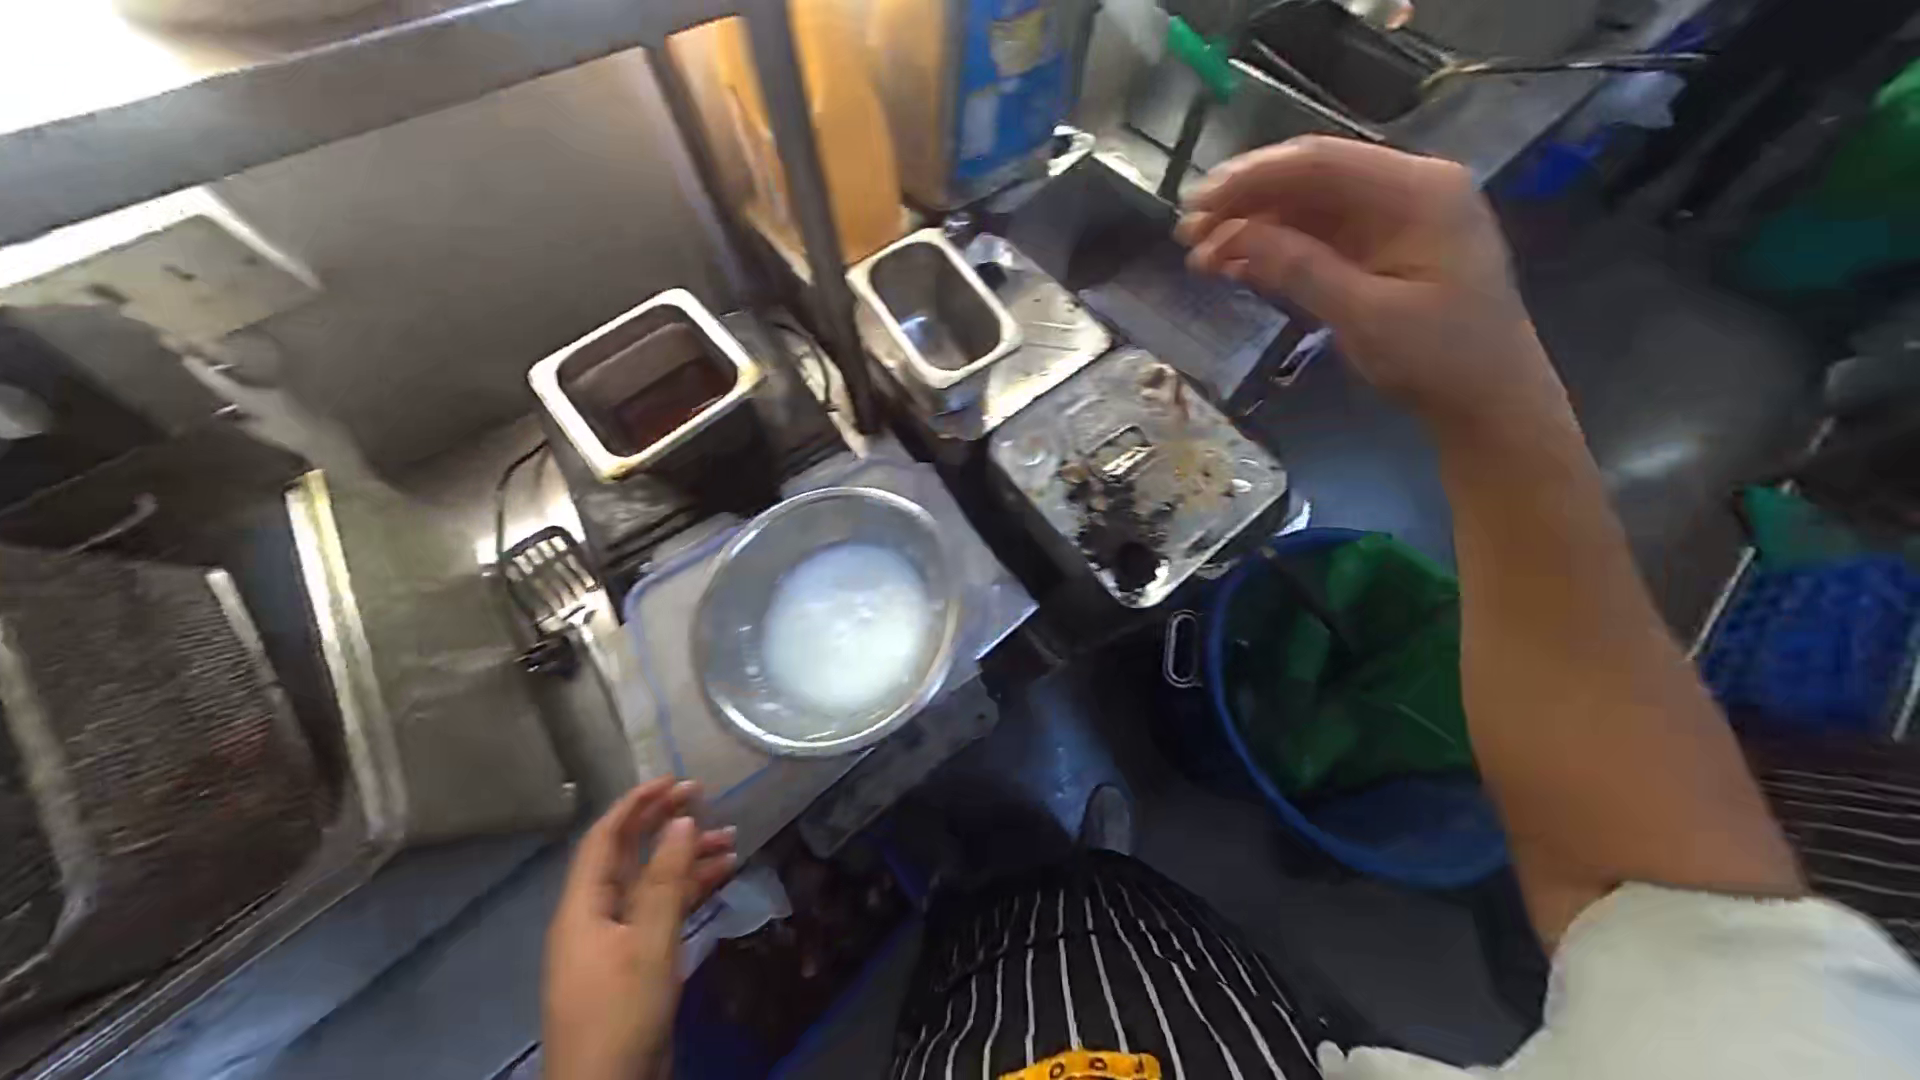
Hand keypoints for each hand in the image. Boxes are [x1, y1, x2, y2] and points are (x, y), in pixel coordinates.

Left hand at [542, 779, 737, 1079]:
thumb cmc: (621, 1012)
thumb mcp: (649, 942)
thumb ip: (666, 879)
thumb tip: (681, 820)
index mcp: (583, 907)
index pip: (604, 838)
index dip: (636, 803)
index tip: (674, 780)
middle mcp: (595, 915)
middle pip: (629, 855)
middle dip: (665, 823)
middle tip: (704, 796)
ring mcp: (616, 939)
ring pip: (653, 881)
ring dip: (687, 857)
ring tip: (730, 837)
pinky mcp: (635, 959)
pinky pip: (663, 909)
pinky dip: (690, 889)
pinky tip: (724, 873)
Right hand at [1176, 136, 1571, 435]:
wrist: (1484, 398)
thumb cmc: (1437, 357)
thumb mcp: (1365, 315)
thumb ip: (1300, 270)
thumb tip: (1233, 239)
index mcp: (1416, 191)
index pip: (1319, 164)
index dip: (1251, 179)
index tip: (1197, 203)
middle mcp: (1403, 191)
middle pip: (1308, 181)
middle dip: (1244, 204)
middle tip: (1187, 233)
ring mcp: (1387, 222)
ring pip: (1304, 210)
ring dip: (1250, 230)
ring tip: (1199, 258)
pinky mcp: (1373, 252)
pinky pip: (1313, 240)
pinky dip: (1271, 252)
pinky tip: (1233, 267)